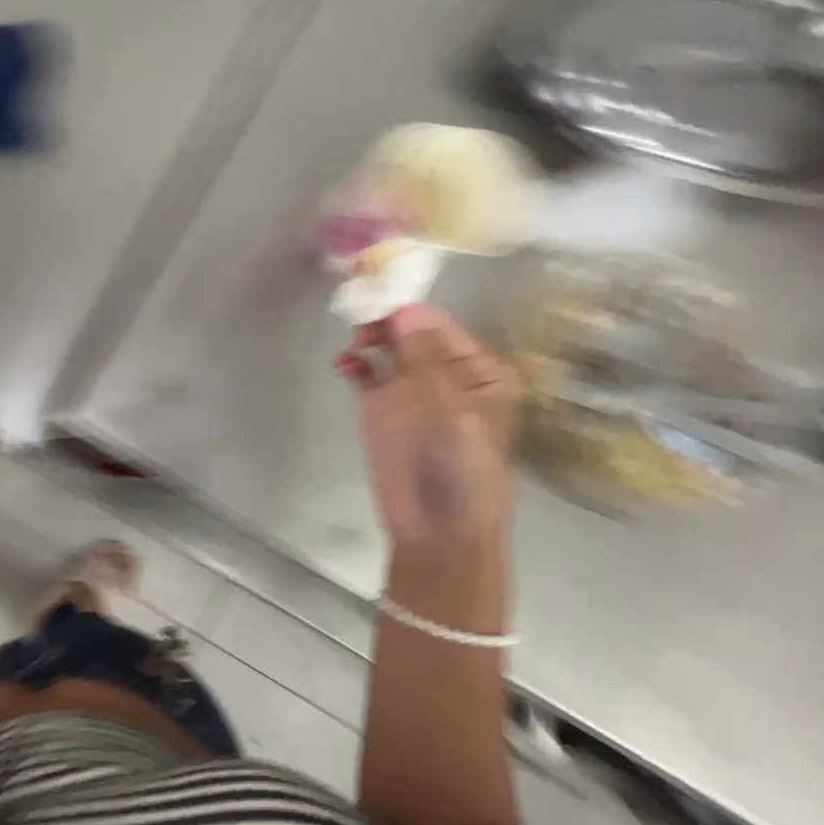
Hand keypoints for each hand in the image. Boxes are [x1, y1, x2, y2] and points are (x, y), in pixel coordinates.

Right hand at [336, 304, 515, 553]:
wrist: (438, 528)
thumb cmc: (461, 469)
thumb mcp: (453, 411)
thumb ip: (426, 360)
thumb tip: (405, 308)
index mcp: (479, 371)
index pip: (441, 327)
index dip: (411, 310)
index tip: (378, 296)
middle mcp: (445, 374)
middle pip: (411, 332)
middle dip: (386, 321)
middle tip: (360, 321)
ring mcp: (410, 391)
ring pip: (386, 348)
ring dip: (369, 338)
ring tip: (356, 344)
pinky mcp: (381, 408)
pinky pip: (366, 373)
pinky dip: (355, 363)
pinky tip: (345, 364)